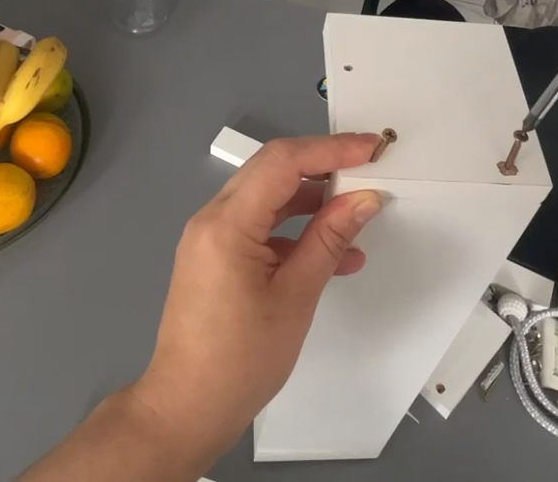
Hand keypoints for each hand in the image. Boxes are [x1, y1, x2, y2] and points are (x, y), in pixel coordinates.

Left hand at [129, 134, 384, 455]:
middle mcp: (212, 218)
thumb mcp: (296, 296)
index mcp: (227, 223)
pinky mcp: (215, 254)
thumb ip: (331, 238)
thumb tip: (365, 199)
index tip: (371, 149)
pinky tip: (331, 253)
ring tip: (356, 211)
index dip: (330, 149)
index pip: (283, 162)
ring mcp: (210, 236)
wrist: (187, 409)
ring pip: (267, 195)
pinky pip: (259, 224)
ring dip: (311, 198)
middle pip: (272, 169)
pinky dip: (294, 229)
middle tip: (367, 167)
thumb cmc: (240, 359)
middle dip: (322, 163)